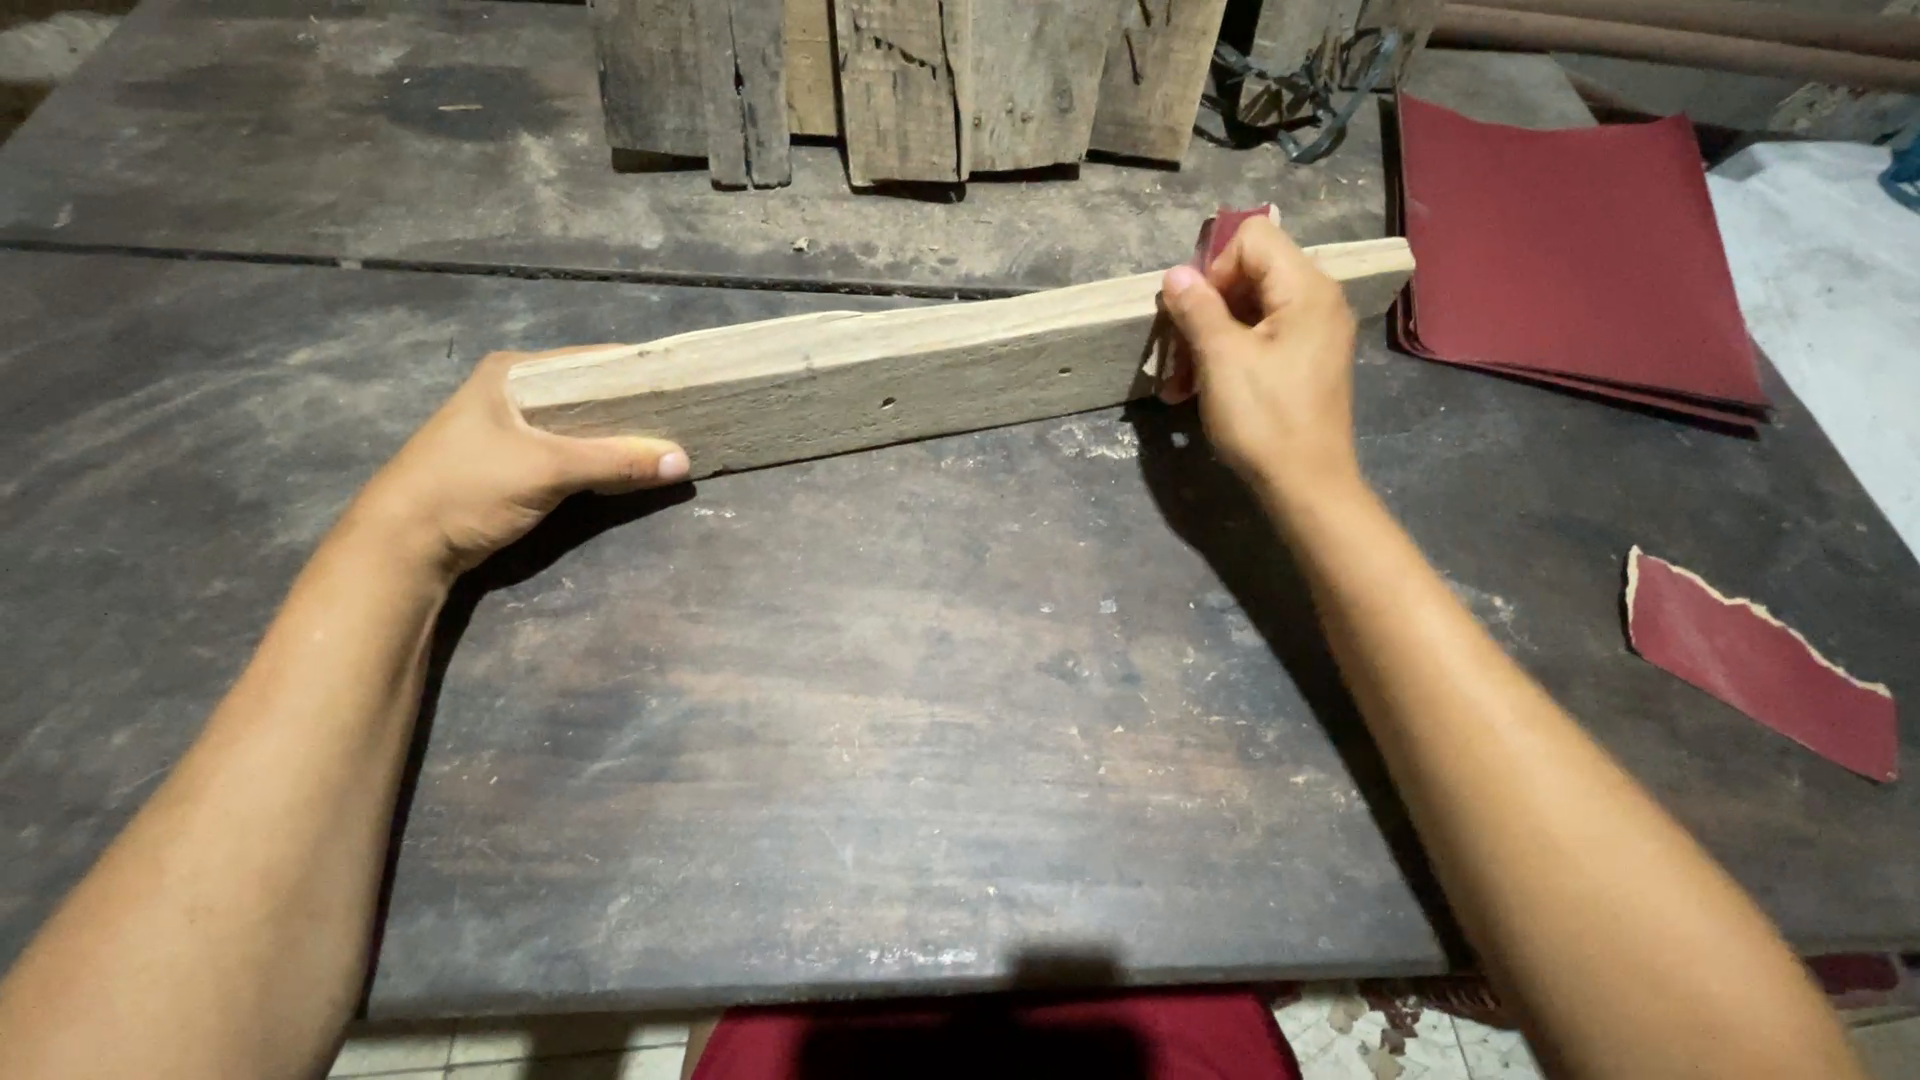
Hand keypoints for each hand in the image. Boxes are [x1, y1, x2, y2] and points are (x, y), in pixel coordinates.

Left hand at [350, 347, 688, 575]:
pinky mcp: (522, 462)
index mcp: (515, 372)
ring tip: (672, 440)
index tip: (685, 383)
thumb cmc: (468, 487)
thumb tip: (682, 461)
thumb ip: (616, 461)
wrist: (406, 543)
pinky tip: (635, 466)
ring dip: (622, 437)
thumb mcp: (547, 469)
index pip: (592, 361)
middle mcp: (518, 392)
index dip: (639, 372)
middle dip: (636, 408)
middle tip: (687, 416)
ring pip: (586, 426)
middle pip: (592, 394)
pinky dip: (605, 459)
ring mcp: (519, 428)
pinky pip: (577, 452)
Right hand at [1159, 217, 1361, 502]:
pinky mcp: (1306, 361)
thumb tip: (1175, 274)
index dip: (1214, 268)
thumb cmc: (1264, 419)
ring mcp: (1315, 332)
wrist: (1306, 485)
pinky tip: (1202, 387)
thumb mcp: (1221, 360)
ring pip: (1250, 309)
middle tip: (1179, 351)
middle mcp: (1318, 300)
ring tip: (1181, 380)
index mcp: (1306, 289)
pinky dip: (1229, 354)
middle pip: (1250, 272)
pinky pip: (1262, 337)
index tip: (1196, 315)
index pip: (1253, 238)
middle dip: (1207, 306)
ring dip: (1209, 336)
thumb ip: (1197, 308)